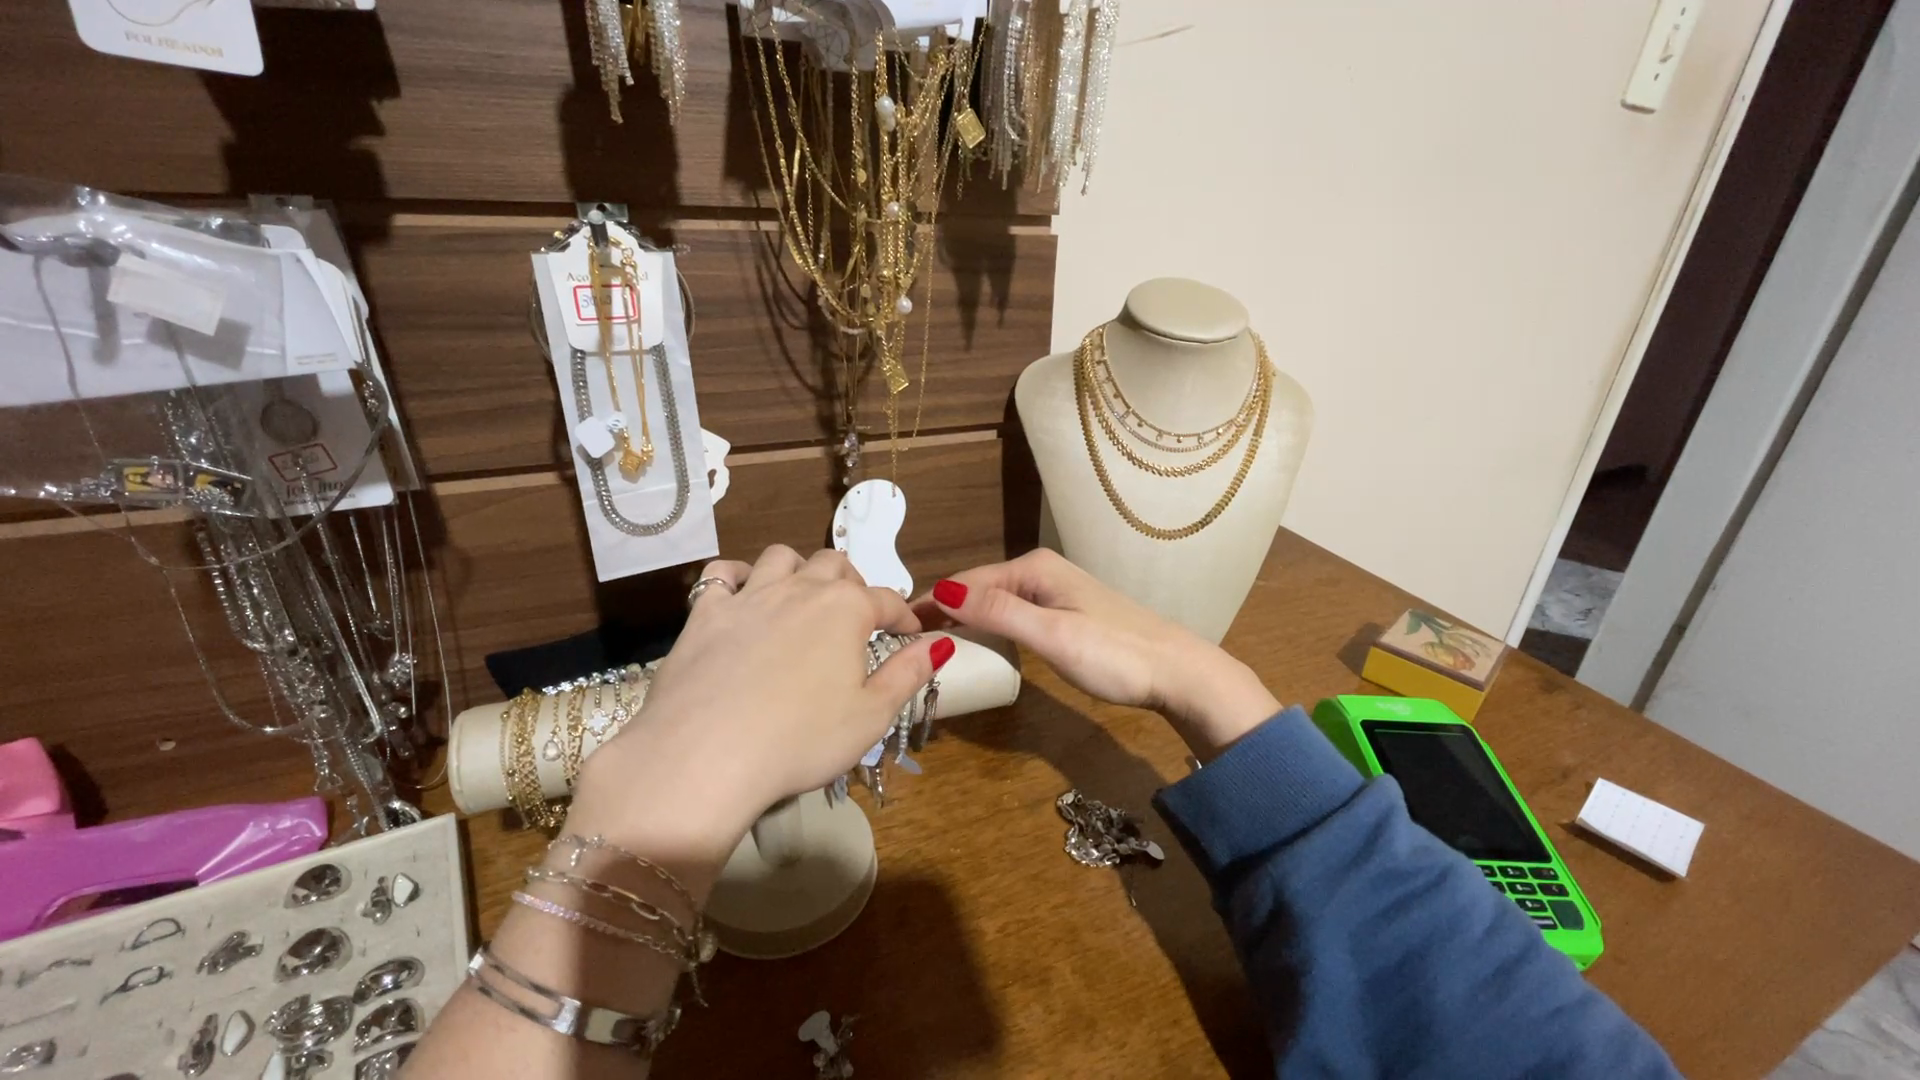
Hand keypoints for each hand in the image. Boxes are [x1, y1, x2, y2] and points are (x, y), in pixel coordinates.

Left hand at [567, 546, 951, 866]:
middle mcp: (800, 590)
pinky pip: (722, 574)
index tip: (910, 632)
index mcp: (846, 610)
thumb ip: (908, 674)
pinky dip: (738, 577)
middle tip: (857, 613)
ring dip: (800, 569)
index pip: (886, 600)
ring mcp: (749, 597)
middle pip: (834, 564)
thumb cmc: (802, 740)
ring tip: (803, 596)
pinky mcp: (705, 614)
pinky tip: (741, 594)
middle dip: (853, 582)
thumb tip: (938, 644)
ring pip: (782, 557)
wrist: (706, 755)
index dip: (903, 615)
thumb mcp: (872, 716)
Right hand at [913, 548, 1278, 758]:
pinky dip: (987, 628)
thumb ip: (998, 613)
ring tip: (931, 647)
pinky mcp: (1064, 613)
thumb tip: (941, 592)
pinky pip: (1012, 614)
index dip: (928, 605)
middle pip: (976, 590)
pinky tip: (978, 645)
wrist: (1178, 672)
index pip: (965, 583)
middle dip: (941, 612)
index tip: (893, 630)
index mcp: (1033, 569)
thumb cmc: (1115, 654)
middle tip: (905, 643)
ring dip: (962, 621)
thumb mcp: (1053, 635)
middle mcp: (1041, 572)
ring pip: (993, 603)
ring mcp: (1054, 592)